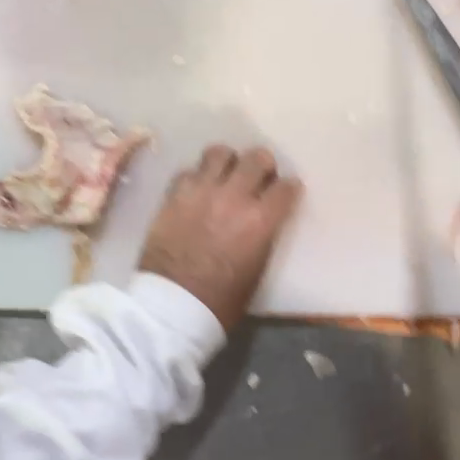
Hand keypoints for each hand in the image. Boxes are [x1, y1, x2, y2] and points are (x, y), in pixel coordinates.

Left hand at [138, 145, 301, 330]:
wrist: (171, 307)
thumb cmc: (220, 300)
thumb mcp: (256, 270)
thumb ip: (263, 236)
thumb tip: (262, 221)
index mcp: (261, 220)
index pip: (287, 187)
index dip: (288, 189)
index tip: (285, 194)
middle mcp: (233, 196)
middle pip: (257, 158)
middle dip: (262, 166)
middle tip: (257, 178)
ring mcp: (200, 192)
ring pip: (219, 152)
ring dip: (227, 162)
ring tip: (224, 176)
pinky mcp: (173, 195)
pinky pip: (188, 170)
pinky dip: (196, 177)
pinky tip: (197, 191)